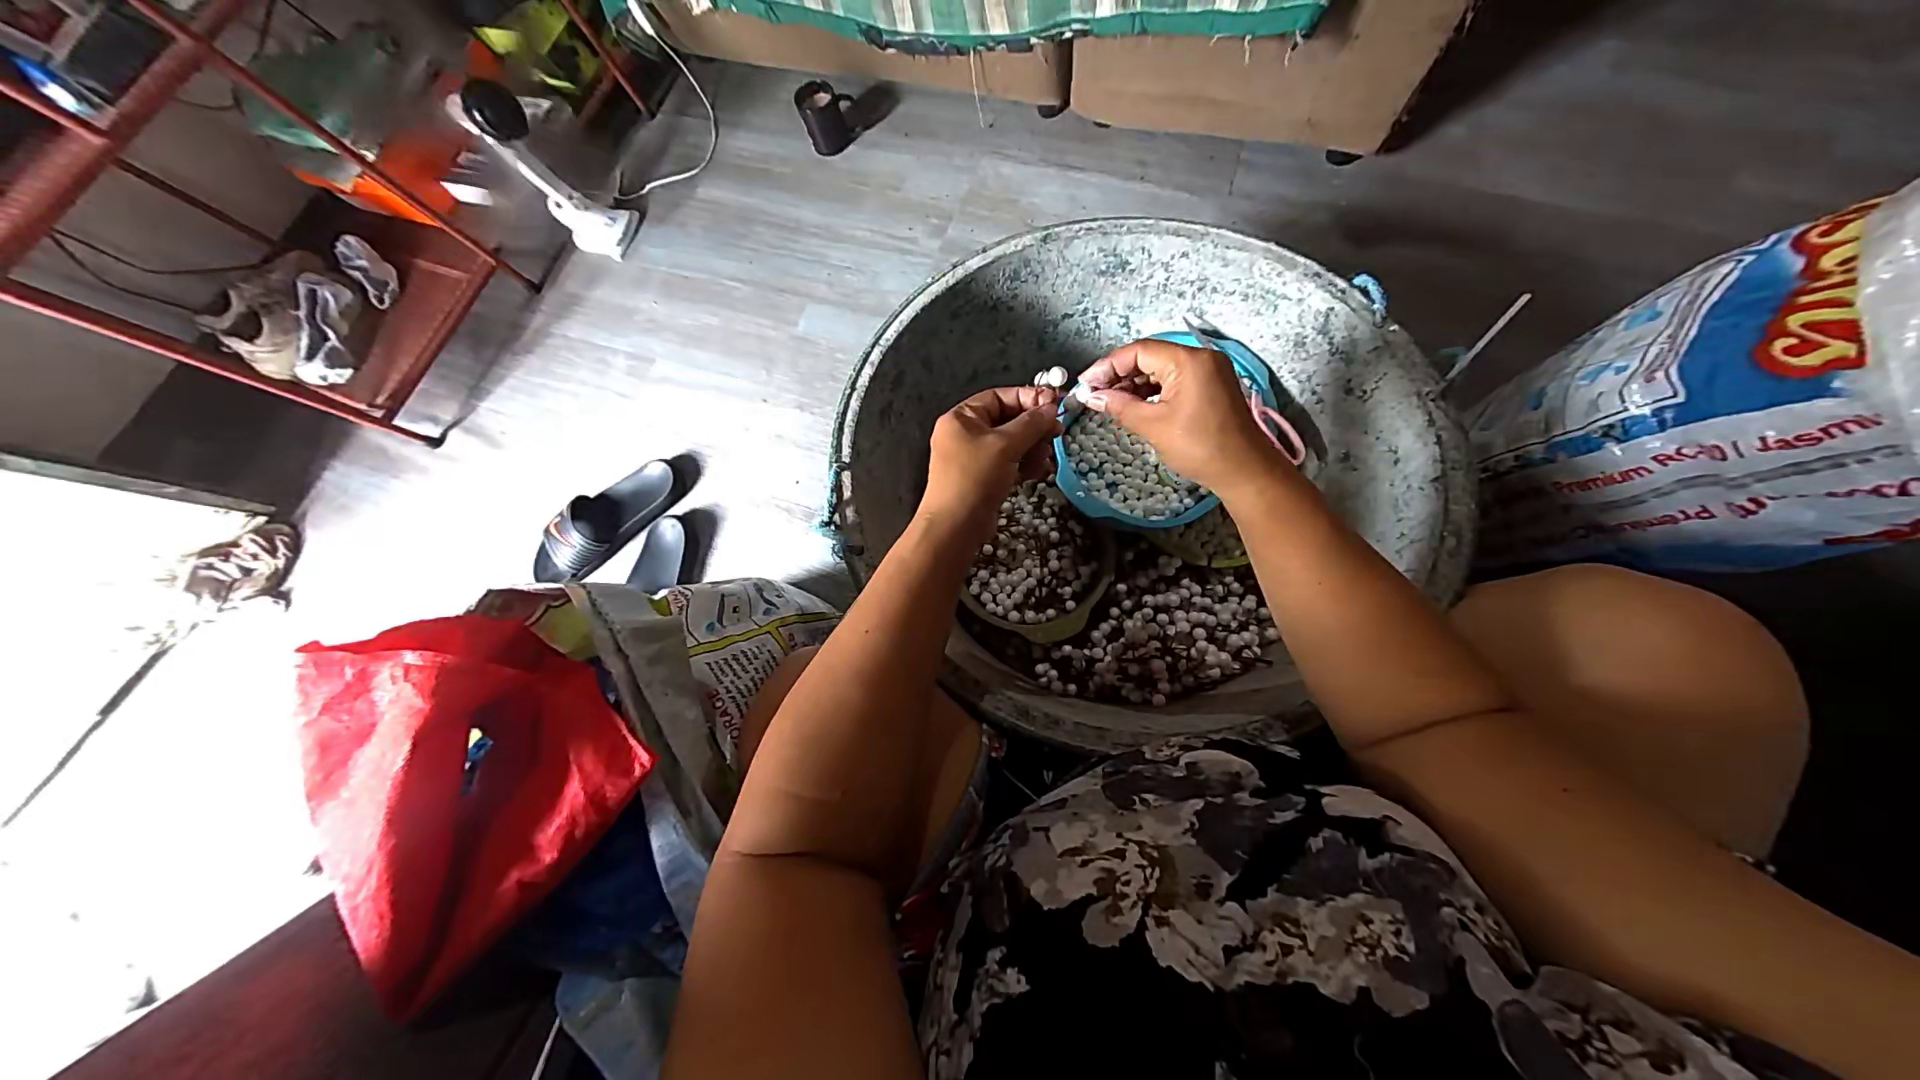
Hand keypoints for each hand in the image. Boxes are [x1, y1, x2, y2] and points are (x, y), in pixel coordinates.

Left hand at [918, 385, 1061, 543]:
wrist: (956, 526)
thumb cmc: (974, 479)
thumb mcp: (1005, 445)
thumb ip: (1031, 424)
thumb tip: (1050, 408)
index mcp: (961, 418)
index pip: (999, 397)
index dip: (1028, 398)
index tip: (1053, 405)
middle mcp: (965, 434)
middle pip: (1007, 420)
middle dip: (1033, 427)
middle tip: (1056, 431)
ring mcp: (973, 457)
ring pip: (1011, 443)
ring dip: (1033, 447)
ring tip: (1046, 455)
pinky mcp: (983, 478)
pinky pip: (1008, 463)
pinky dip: (1024, 464)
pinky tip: (1039, 469)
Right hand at [1077, 339, 1288, 496]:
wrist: (1244, 470)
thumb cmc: (1202, 448)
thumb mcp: (1153, 426)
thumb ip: (1119, 406)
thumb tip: (1093, 397)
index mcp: (1188, 360)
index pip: (1138, 351)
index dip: (1108, 366)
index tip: (1087, 383)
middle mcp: (1201, 357)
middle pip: (1149, 356)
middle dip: (1119, 375)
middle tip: (1095, 394)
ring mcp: (1209, 370)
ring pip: (1161, 368)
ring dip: (1134, 384)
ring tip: (1110, 402)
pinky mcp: (1211, 385)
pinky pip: (1174, 379)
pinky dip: (1153, 390)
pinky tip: (1134, 405)